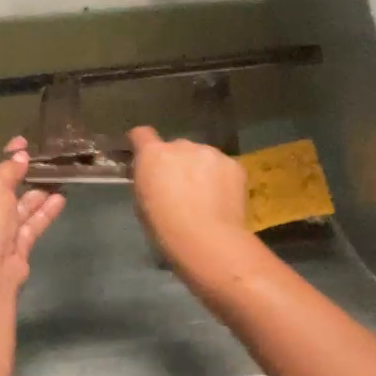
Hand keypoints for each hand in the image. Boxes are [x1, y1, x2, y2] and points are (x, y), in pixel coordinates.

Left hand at [0, 136, 66, 288]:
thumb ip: (9, 169)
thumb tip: (20, 156)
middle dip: (14, 168)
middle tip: (30, 151)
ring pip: (18, 204)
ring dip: (35, 190)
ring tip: (54, 172)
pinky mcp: (16, 243)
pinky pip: (31, 222)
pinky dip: (44, 210)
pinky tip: (60, 197)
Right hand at [128, 126, 249, 261]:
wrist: (208, 241)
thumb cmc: (166, 229)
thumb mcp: (143, 204)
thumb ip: (147, 181)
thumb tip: (155, 178)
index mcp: (153, 154)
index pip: (142, 134)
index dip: (143, 143)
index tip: (145, 156)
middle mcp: (180, 145)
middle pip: (176, 148)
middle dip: (178, 163)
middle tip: (182, 189)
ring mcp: (209, 152)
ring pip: (202, 157)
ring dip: (201, 170)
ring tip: (207, 198)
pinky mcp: (233, 165)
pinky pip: (223, 168)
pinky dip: (222, 180)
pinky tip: (224, 201)